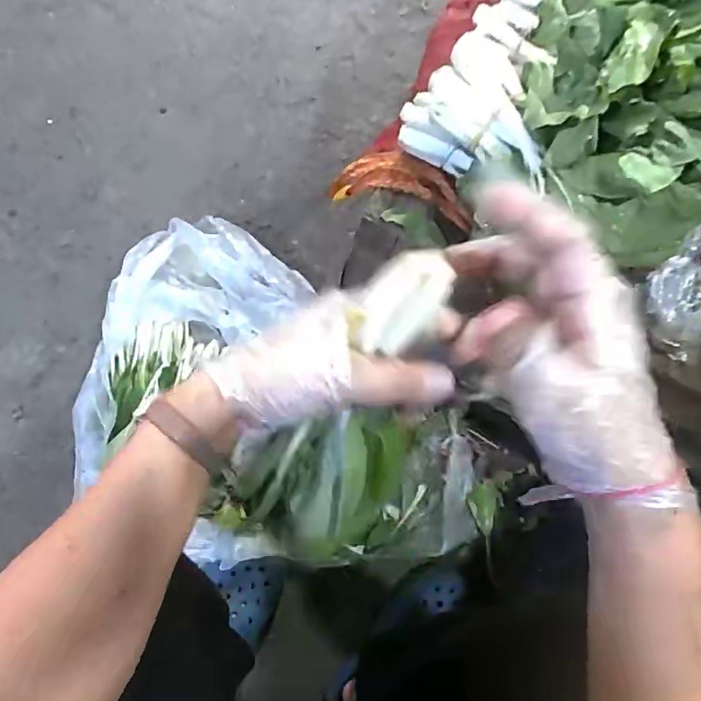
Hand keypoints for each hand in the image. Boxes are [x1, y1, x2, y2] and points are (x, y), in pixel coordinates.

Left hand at [202, 293, 457, 428]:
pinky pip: (372, 374)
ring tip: (416, 410)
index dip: (443, 310)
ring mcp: (340, 345)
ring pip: (390, 354)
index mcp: (355, 304)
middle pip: (406, 325)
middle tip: (444, 389)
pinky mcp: (330, 371)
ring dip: (409, 378)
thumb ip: (398, 380)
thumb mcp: (345, 378)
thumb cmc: (286, 377)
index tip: (467, 343)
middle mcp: (352, 318)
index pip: (412, 288)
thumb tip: (450, 383)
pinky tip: (396, 411)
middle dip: (430, 353)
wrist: (233, 402)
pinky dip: (388, 391)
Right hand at [449, 183, 689, 507]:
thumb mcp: (557, 388)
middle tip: (436, 276)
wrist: (611, 476)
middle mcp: (573, 306)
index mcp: (592, 301)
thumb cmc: (596, 431)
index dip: (525, 213)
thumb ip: (521, 345)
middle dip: (481, 264)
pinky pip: (500, 332)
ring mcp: (554, 332)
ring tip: (447, 338)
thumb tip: (490, 319)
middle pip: (526, 263)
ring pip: (507, 297)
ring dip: (473, 309)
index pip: (561, 240)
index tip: (482, 198)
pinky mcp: (538, 358)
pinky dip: (475, 337)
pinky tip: (455, 356)